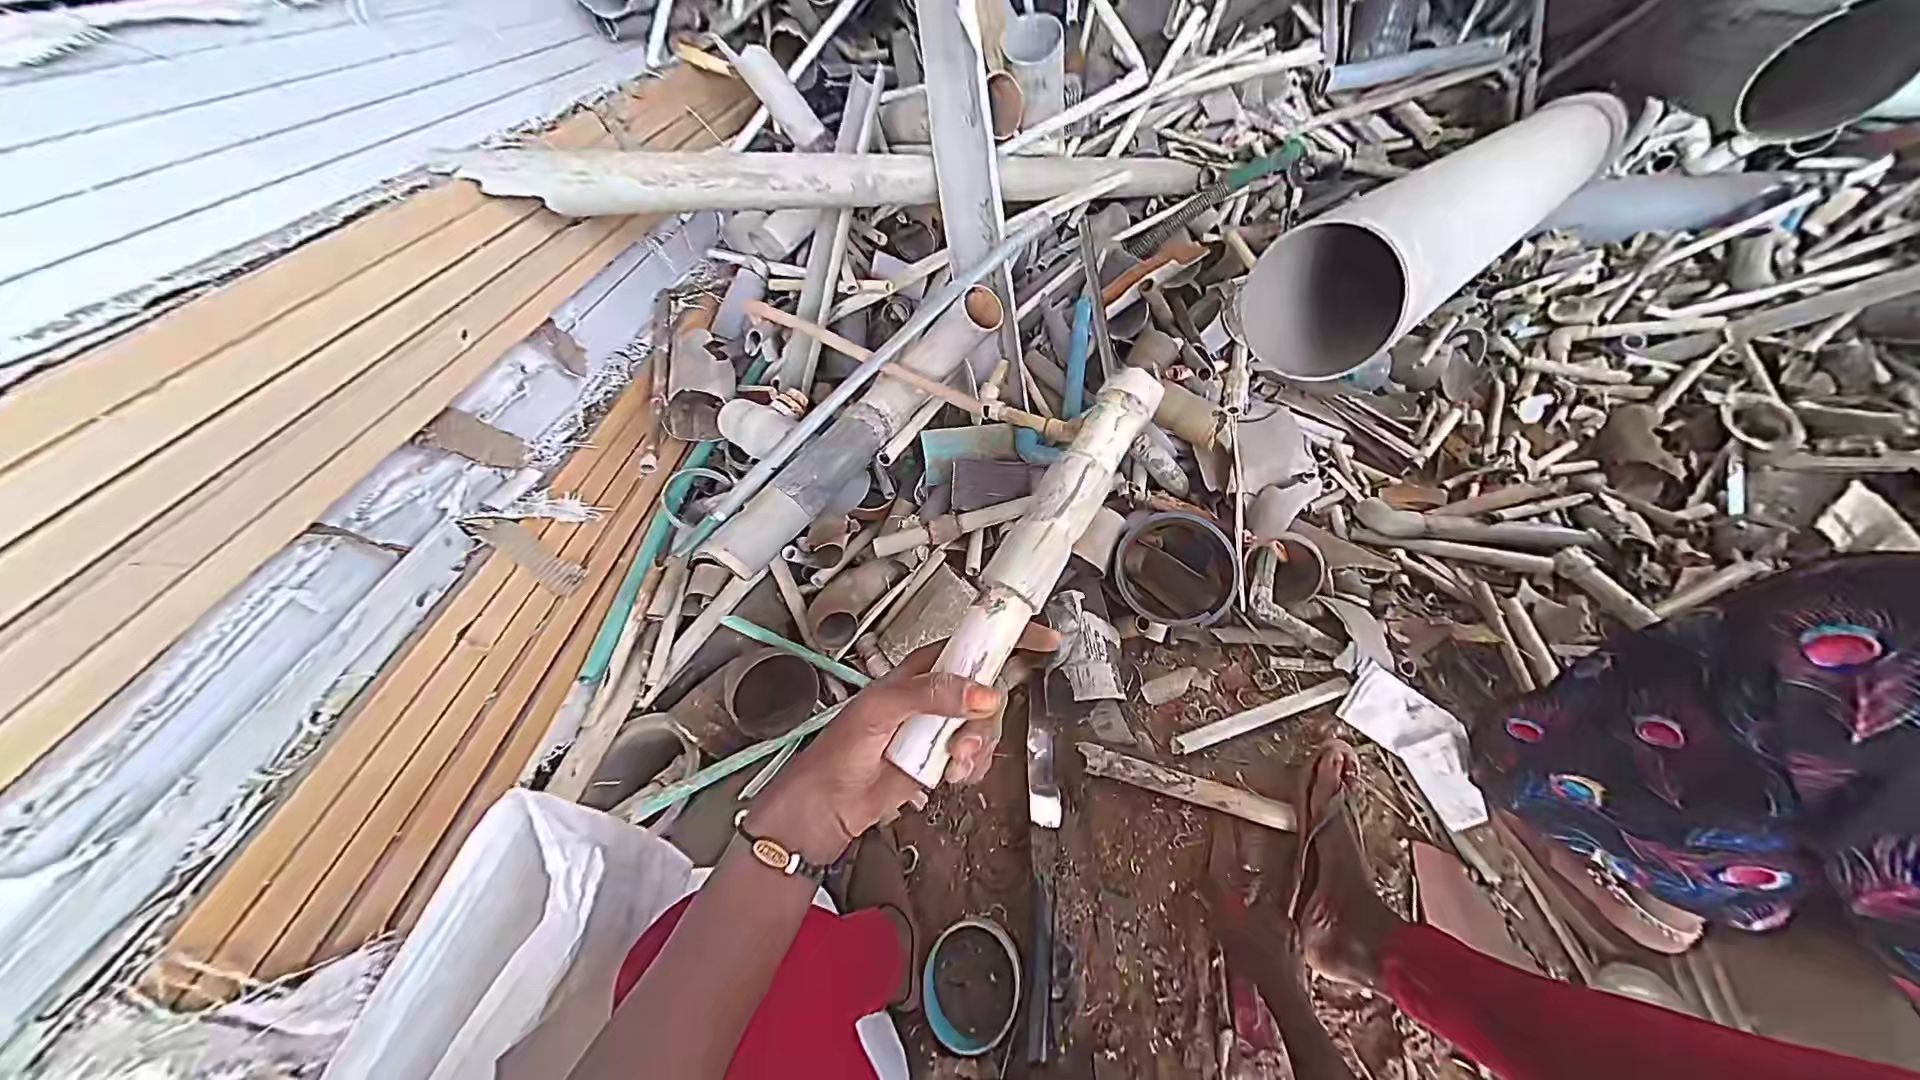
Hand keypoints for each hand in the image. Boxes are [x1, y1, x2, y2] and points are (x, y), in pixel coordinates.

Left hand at [747, 624, 1058, 863]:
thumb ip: (932, 694)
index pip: (972, 644)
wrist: (831, 803)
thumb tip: (980, 693)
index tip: (1041, 639)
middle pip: (991, 691)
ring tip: (950, 761)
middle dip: (985, 717)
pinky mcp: (946, 756)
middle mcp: (938, 694)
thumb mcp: (882, 709)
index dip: (1008, 639)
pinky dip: (971, 768)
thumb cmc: (842, 747)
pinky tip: (948, 773)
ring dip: (975, 747)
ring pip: (988, 726)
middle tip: (964, 737)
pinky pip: (980, 756)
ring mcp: (944, 726)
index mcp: (923, 670)